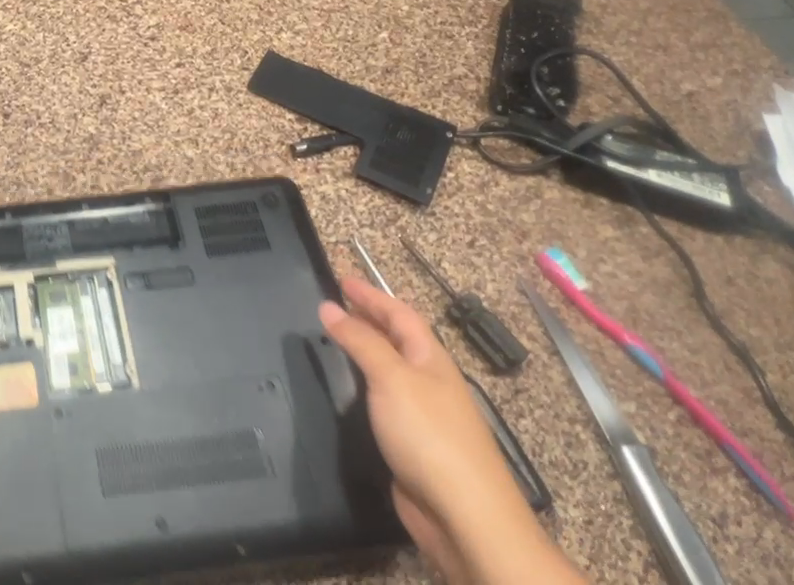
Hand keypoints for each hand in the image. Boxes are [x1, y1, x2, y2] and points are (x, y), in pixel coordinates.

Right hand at [320, 278, 583, 584]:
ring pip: (390, 370)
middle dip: (368, 317)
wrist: (464, 515)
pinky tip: (346, 392)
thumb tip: (329, 306)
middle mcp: (429, 381)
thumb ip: (360, 341)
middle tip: (333, 303)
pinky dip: (363, 386)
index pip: (399, 314)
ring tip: (333, 339)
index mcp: (431, 359)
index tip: (340, 279)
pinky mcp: (411, 444)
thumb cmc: (430, 436)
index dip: (370, 295)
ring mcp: (422, 414)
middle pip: (397, 339)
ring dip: (364, 350)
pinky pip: (383, 401)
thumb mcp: (391, 378)